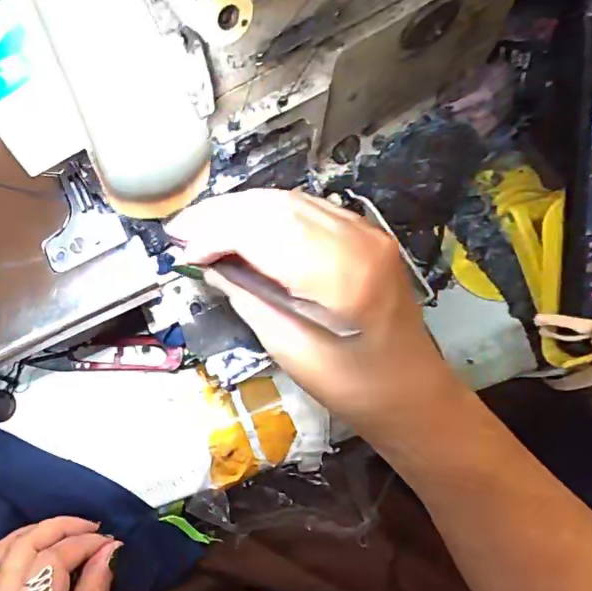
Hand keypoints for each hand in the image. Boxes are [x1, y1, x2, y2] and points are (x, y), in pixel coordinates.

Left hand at [0, 517, 120, 590]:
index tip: (111, 541)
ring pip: (1, 555)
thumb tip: (107, 550)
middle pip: (20, 548)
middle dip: (57, 529)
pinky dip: (18, 553)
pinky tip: (43, 555)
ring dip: (34, 536)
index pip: (48, 562)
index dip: (81, 545)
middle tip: (93, 528)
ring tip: (70, 534)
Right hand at [168, 189, 458, 440]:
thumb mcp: (289, 348)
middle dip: (220, 214)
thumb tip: (210, 266)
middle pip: (274, 206)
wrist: (411, 390)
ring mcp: (365, 232)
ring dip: (238, 209)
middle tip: (179, 230)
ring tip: (199, 226)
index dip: (214, 235)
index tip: (183, 252)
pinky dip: (264, 212)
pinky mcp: (364, 234)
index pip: (263, 231)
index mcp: (341, 276)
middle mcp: (357, 240)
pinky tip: (238, 226)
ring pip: (288, 200)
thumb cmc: (353, 385)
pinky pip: (305, 208)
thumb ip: (249, 298)